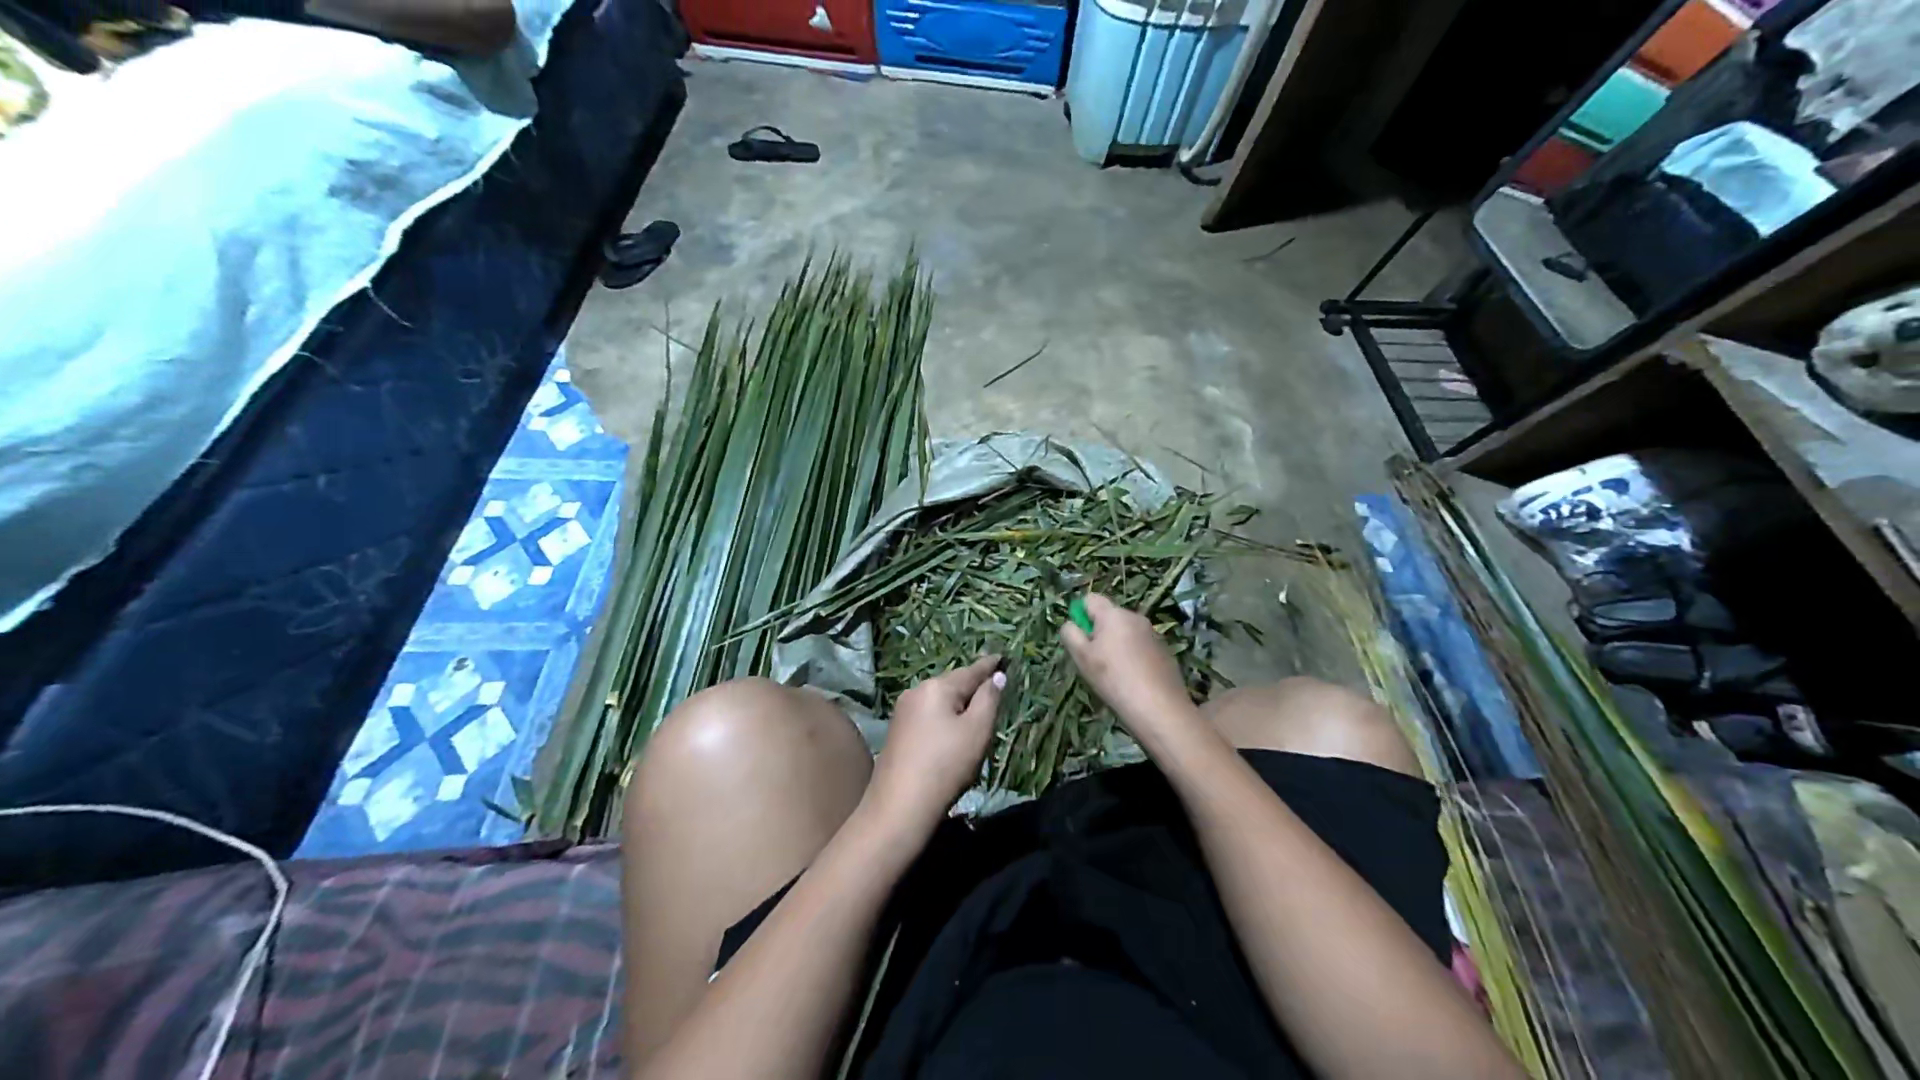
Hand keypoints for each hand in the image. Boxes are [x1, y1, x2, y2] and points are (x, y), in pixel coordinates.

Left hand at [867, 655, 1003, 833]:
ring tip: (977, 715)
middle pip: (953, 684)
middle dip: (973, 688)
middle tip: (995, 692)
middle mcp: (916, 692)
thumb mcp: (977, 730)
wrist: (900, 805)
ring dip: (959, 706)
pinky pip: (929, 716)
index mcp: (936, 687)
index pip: (970, 671)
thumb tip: (996, 676)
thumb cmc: (946, 764)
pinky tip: (952, 734)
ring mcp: (903, 712)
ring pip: (940, 701)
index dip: (989, 666)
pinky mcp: (898, 731)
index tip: (1002, 658)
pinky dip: (945, 719)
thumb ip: (989, 699)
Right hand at [1059, 594, 1198, 741]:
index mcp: (1113, 614)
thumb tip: (1071, 624)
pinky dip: (1134, 656)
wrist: (1159, 707)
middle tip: (1096, 660)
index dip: (1080, 614)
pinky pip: (1141, 645)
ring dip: (1117, 645)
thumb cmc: (1113, 678)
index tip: (1082, 639)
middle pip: (1109, 616)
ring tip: (1115, 674)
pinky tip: (1134, 679)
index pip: (1090, 599)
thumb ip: (1070, 634)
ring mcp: (1153, 633)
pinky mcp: (1165, 650)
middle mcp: (1135, 617)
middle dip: (1099, 632)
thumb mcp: (1082, 657)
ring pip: (1126, 632)